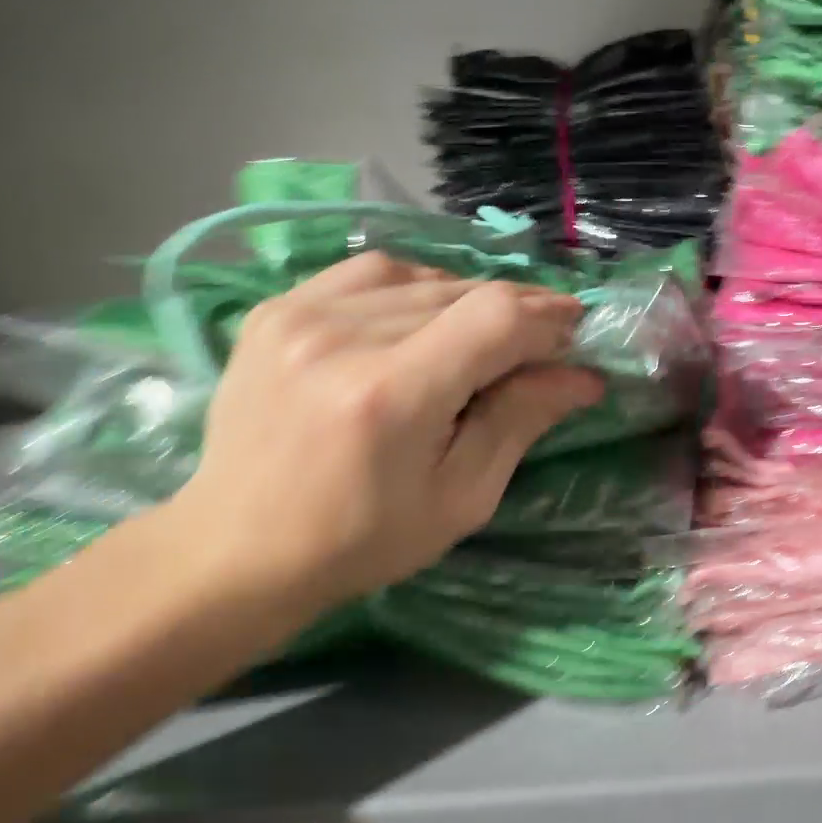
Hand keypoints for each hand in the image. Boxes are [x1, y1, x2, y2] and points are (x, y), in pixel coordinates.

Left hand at [165, 252, 604, 607]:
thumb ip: (520, 421)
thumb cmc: (363, 539)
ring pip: (421, 276)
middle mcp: (341, 336)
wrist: (239, 549)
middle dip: (517, 313)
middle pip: (462, 292)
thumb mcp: (462, 497)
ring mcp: (299, 315)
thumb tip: (583, 375)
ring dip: (468, 301)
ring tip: (483, 337)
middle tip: (543, 344)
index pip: (494, 319)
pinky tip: (424, 317)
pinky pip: (369, 272)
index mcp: (391, 394)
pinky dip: (414, 287)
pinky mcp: (276, 310)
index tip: (576, 333)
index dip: (547, 317)